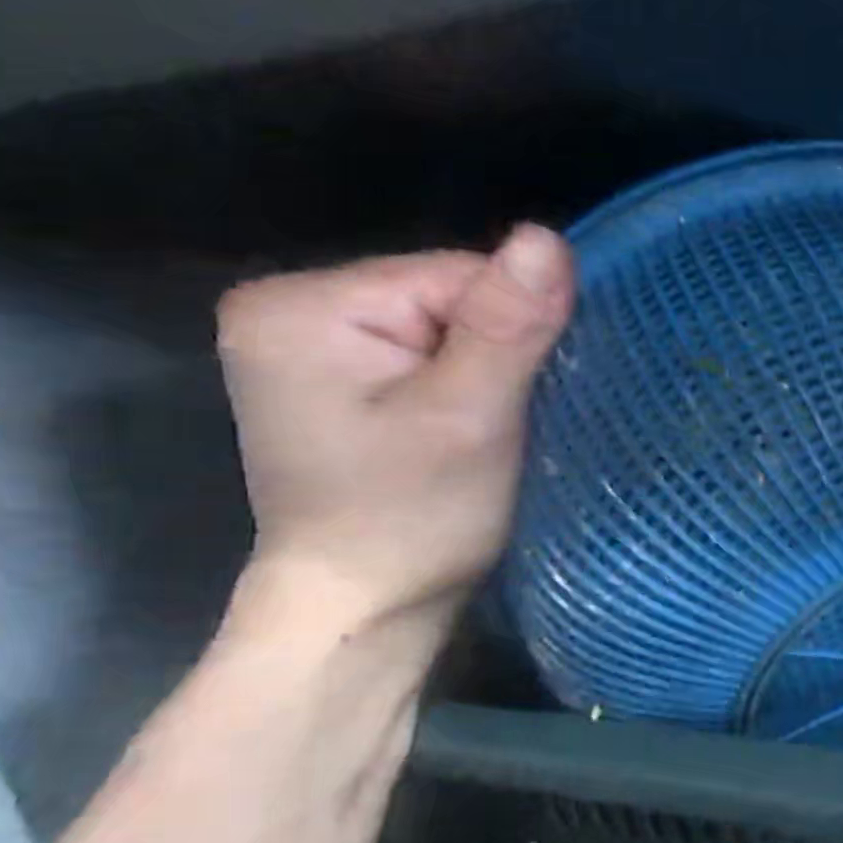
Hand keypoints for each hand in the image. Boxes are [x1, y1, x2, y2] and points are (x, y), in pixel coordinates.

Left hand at [216, 224, 574, 621]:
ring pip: (453, 330)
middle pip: (454, 299)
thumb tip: (547, 236)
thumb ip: (506, 327)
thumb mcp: (469, 419)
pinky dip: (476, 386)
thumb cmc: (415, 518)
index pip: (460, 276)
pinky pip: (437, 356)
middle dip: (505, 354)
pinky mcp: (346, 381)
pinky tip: (482, 424)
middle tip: (519, 420)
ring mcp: (317, 346)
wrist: (367, 606)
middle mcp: (296, 309)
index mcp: (307, 305)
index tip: (533, 397)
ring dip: (496, 373)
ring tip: (506, 426)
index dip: (519, 331)